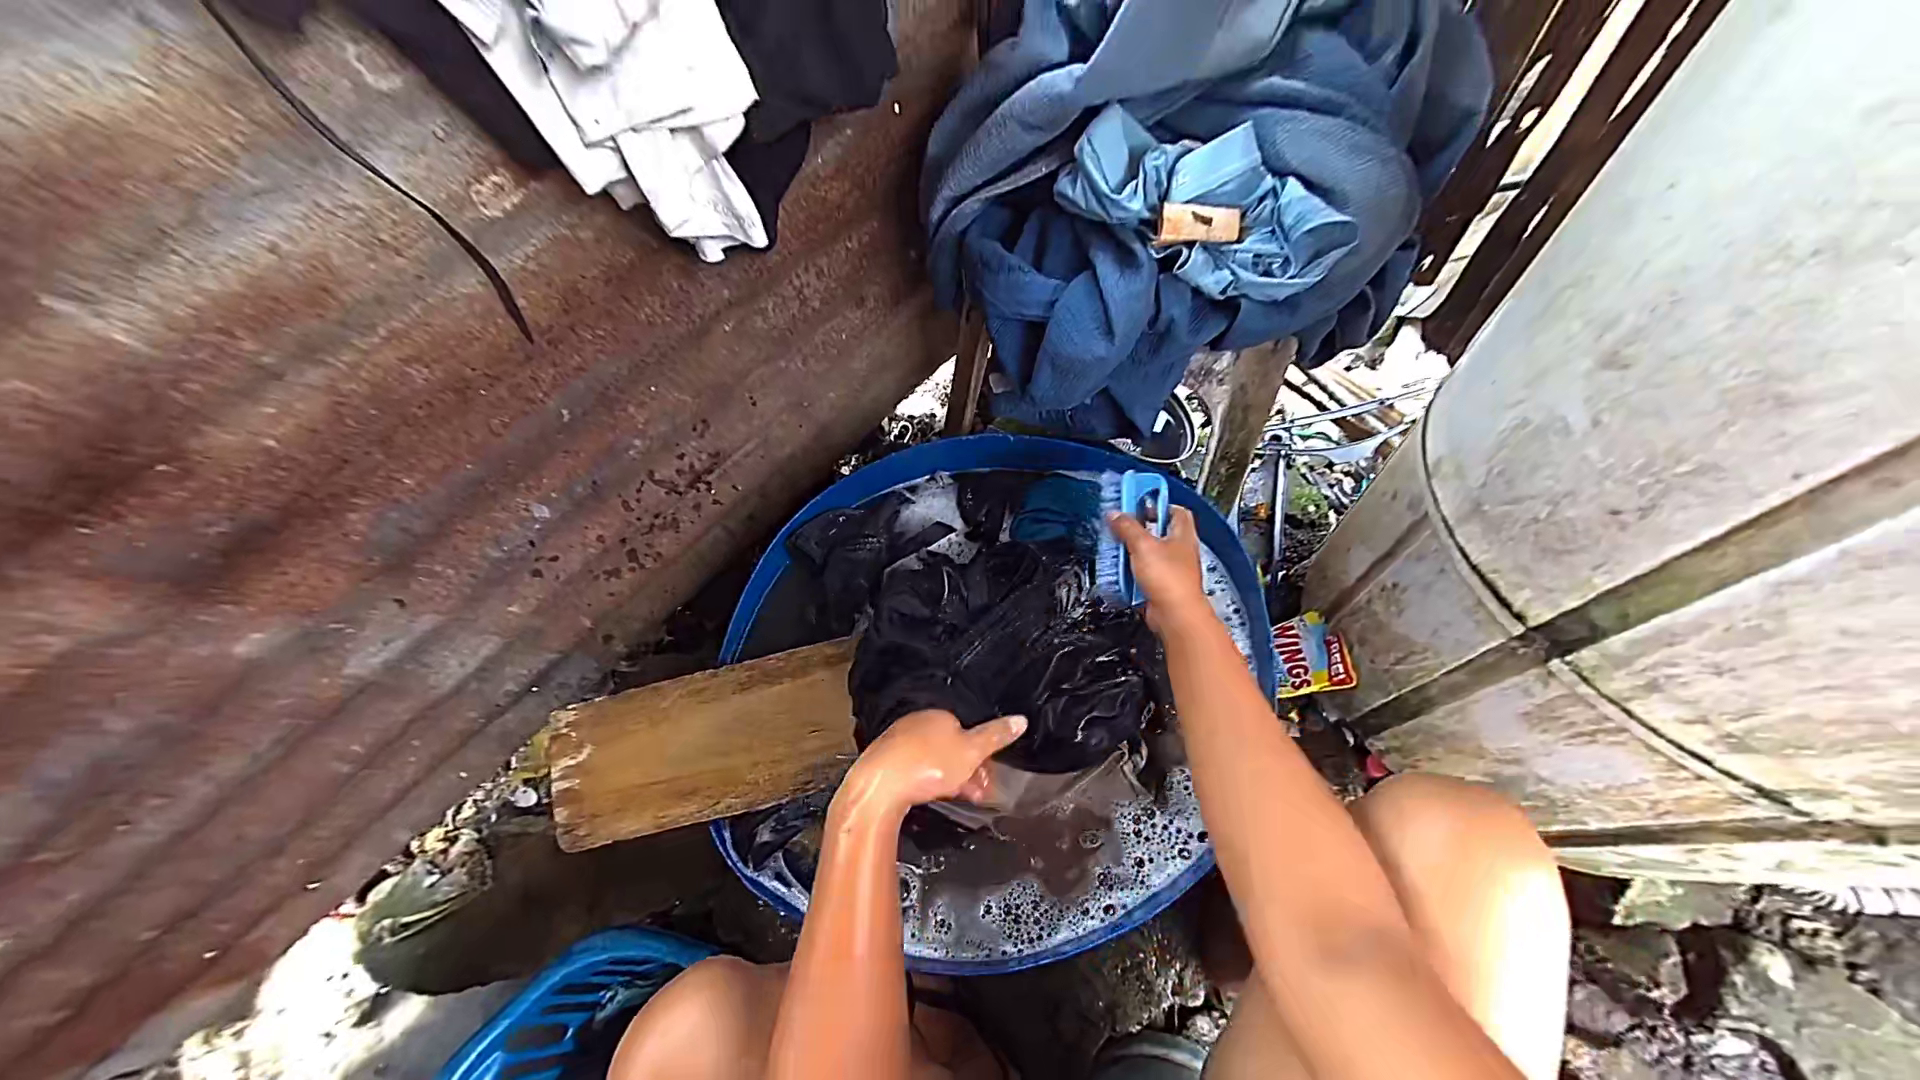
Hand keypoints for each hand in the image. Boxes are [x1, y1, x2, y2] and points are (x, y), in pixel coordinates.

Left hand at [836, 709, 1027, 819]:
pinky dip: (926, 783)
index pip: (967, 731)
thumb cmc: (924, 766)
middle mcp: (916, 723)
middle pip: (950, 746)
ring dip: (949, 779)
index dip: (981, 756)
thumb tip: (1020, 719)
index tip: (988, 776)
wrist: (878, 789)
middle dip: (966, 770)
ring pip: (932, 760)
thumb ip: (996, 736)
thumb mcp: (971, 752)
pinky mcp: (886, 762)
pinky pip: (913, 770)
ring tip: (957, 798)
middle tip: (977, 792)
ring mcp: (898, 742)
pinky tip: (930, 796)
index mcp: (938, 715)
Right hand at [1106, 505, 1212, 633]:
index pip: (1174, 510)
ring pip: (1148, 553)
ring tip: (1118, 548)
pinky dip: (1130, 571)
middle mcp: (1179, 551)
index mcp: (1182, 534)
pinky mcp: (1159, 585)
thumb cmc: (1171, 581)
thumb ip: (1128, 527)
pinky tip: (1122, 571)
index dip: (1157, 503)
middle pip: (1157, 531)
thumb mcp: (1142, 545)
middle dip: (1138, 528)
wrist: (1174, 615)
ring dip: (1132, 551)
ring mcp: (1170, 569)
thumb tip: (1116, 515)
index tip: (1137, 499)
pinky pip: (1141, 573)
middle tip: (1121, 524)